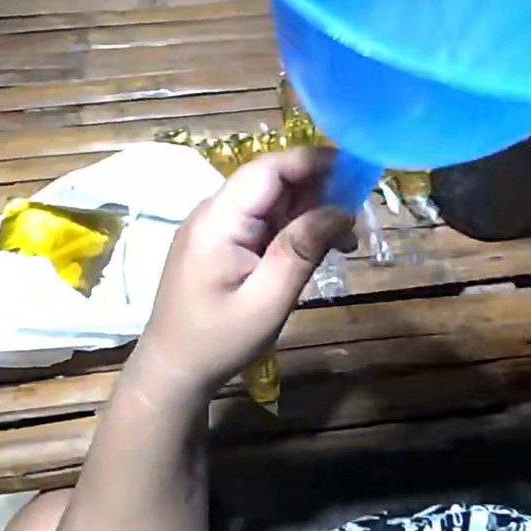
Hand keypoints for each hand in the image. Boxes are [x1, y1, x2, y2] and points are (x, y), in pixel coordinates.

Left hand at [128, 147, 354, 397]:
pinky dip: (292, 230)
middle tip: (358, 214)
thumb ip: (301, 251)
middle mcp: (213, 213)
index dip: (312, 162)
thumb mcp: (267, 301)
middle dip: (317, 188)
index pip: (267, 169)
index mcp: (218, 221)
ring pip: (270, 201)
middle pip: (270, 181)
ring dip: (309, 211)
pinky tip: (319, 249)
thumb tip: (341, 209)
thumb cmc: (218, 340)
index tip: (357, 170)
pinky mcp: (220, 243)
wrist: (173, 368)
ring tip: (345, 238)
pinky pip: (261, 222)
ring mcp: (214, 227)